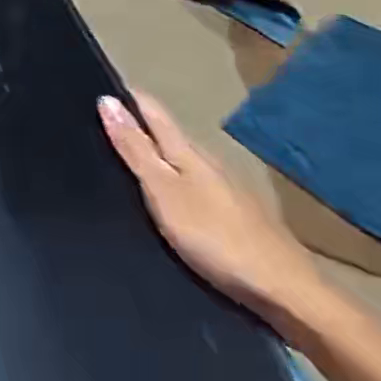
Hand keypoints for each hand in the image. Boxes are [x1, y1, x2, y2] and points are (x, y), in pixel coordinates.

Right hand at [99, 91, 325, 314]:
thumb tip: (107, 99)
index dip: (124, 95)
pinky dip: (169, 180)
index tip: (94, 87)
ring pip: (178, 159)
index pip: (150, 109)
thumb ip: (135, 148)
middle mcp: (206, 161)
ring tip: (120, 159)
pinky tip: (160, 195)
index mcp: (186, 150)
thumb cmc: (214, 236)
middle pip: (164, 132)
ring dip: (151, 153)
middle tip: (95, 124)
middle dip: (133, 124)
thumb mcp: (162, 190)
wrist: (286, 293)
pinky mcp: (233, 215)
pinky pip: (190, 183)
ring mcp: (224, 188)